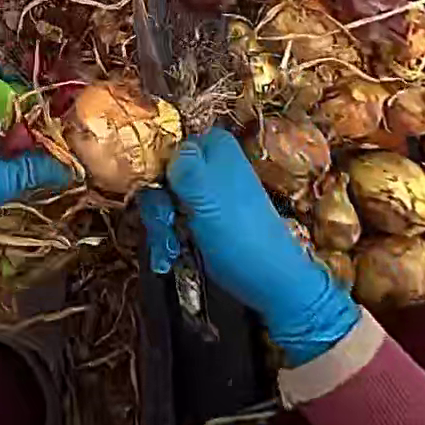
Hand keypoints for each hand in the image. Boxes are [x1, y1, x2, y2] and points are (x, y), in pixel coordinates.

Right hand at [149, 130, 358, 363]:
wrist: (270, 281)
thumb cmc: (239, 233)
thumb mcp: (206, 192)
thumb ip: (181, 163)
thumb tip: (163, 145)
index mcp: (212, 144)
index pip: (163, 142)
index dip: (153, 171)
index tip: (158, 196)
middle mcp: (208, 161)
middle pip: (159, 174)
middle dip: (157, 206)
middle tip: (168, 226)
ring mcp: (205, 191)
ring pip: (162, 200)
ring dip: (160, 227)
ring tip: (171, 249)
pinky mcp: (202, 218)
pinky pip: (171, 220)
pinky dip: (167, 238)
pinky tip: (172, 255)